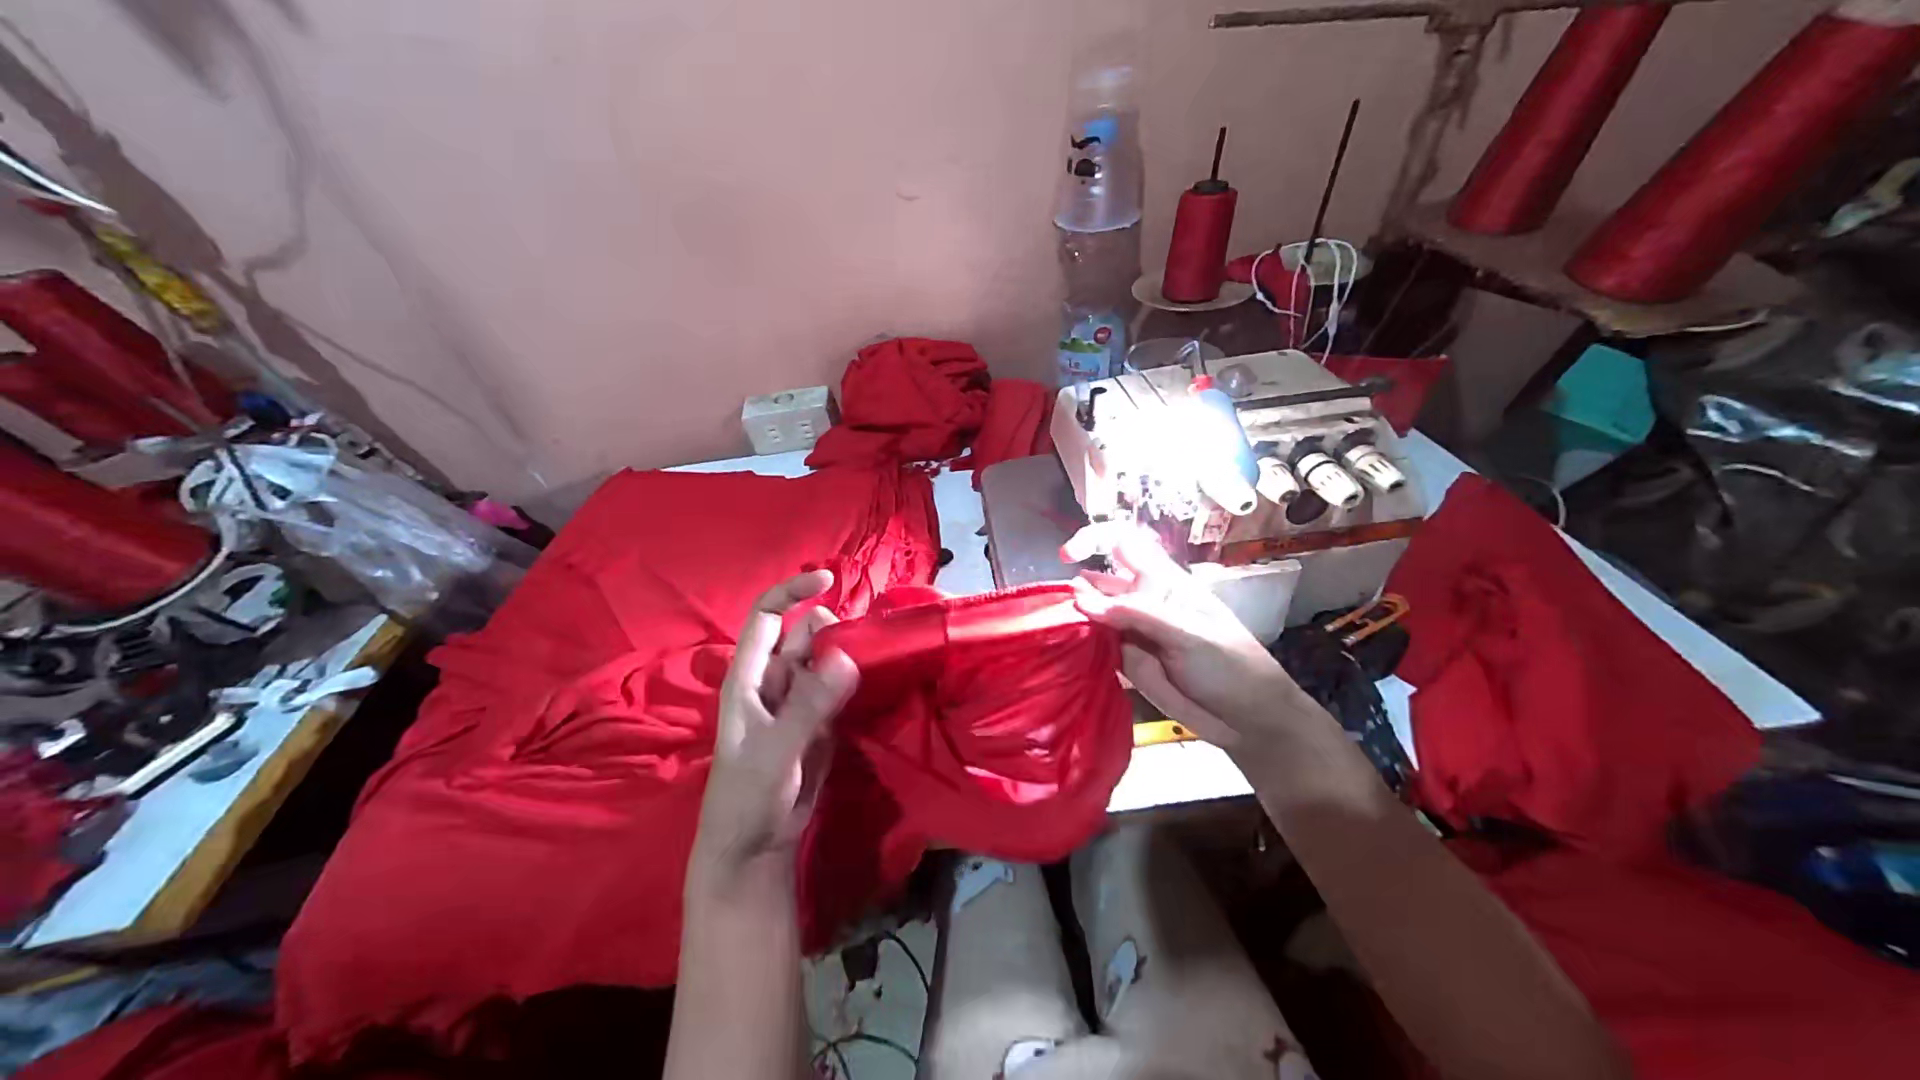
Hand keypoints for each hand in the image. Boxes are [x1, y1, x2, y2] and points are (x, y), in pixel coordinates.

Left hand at [690, 570, 858, 895]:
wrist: (755, 846)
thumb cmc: (748, 796)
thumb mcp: (776, 749)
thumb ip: (811, 704)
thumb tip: (848, 656)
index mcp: (749, 678)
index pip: (767, 618)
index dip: (793, 593)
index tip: (828, 579)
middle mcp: (774, 682)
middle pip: (806, 635)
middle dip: (835, 628)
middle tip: (868, 642)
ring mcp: (800, 702)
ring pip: (828, 661)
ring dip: (851, 654)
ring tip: (881, 657)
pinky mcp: (821, 723)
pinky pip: (842, 689)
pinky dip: (858, 679)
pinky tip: (880, 678)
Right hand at [1064, 523, 1325, 752]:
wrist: (1248, 718)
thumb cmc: (1230, 664)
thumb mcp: (1189, 634)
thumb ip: (1137, 614)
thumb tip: (1081, 599)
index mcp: (1164, 581)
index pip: (1125, 544)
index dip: (1095, 539)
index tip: (1068, 554)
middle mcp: (1142, 602)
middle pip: (1099, 583)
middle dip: (1078, 590)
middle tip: (1062, 612)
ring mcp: (1132, 633)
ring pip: (1093, 617)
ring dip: (1075, 620)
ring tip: (1061, 632)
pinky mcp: (1126, 662)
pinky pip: (1096, 648)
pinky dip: (1080, 647)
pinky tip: (1069, 652)